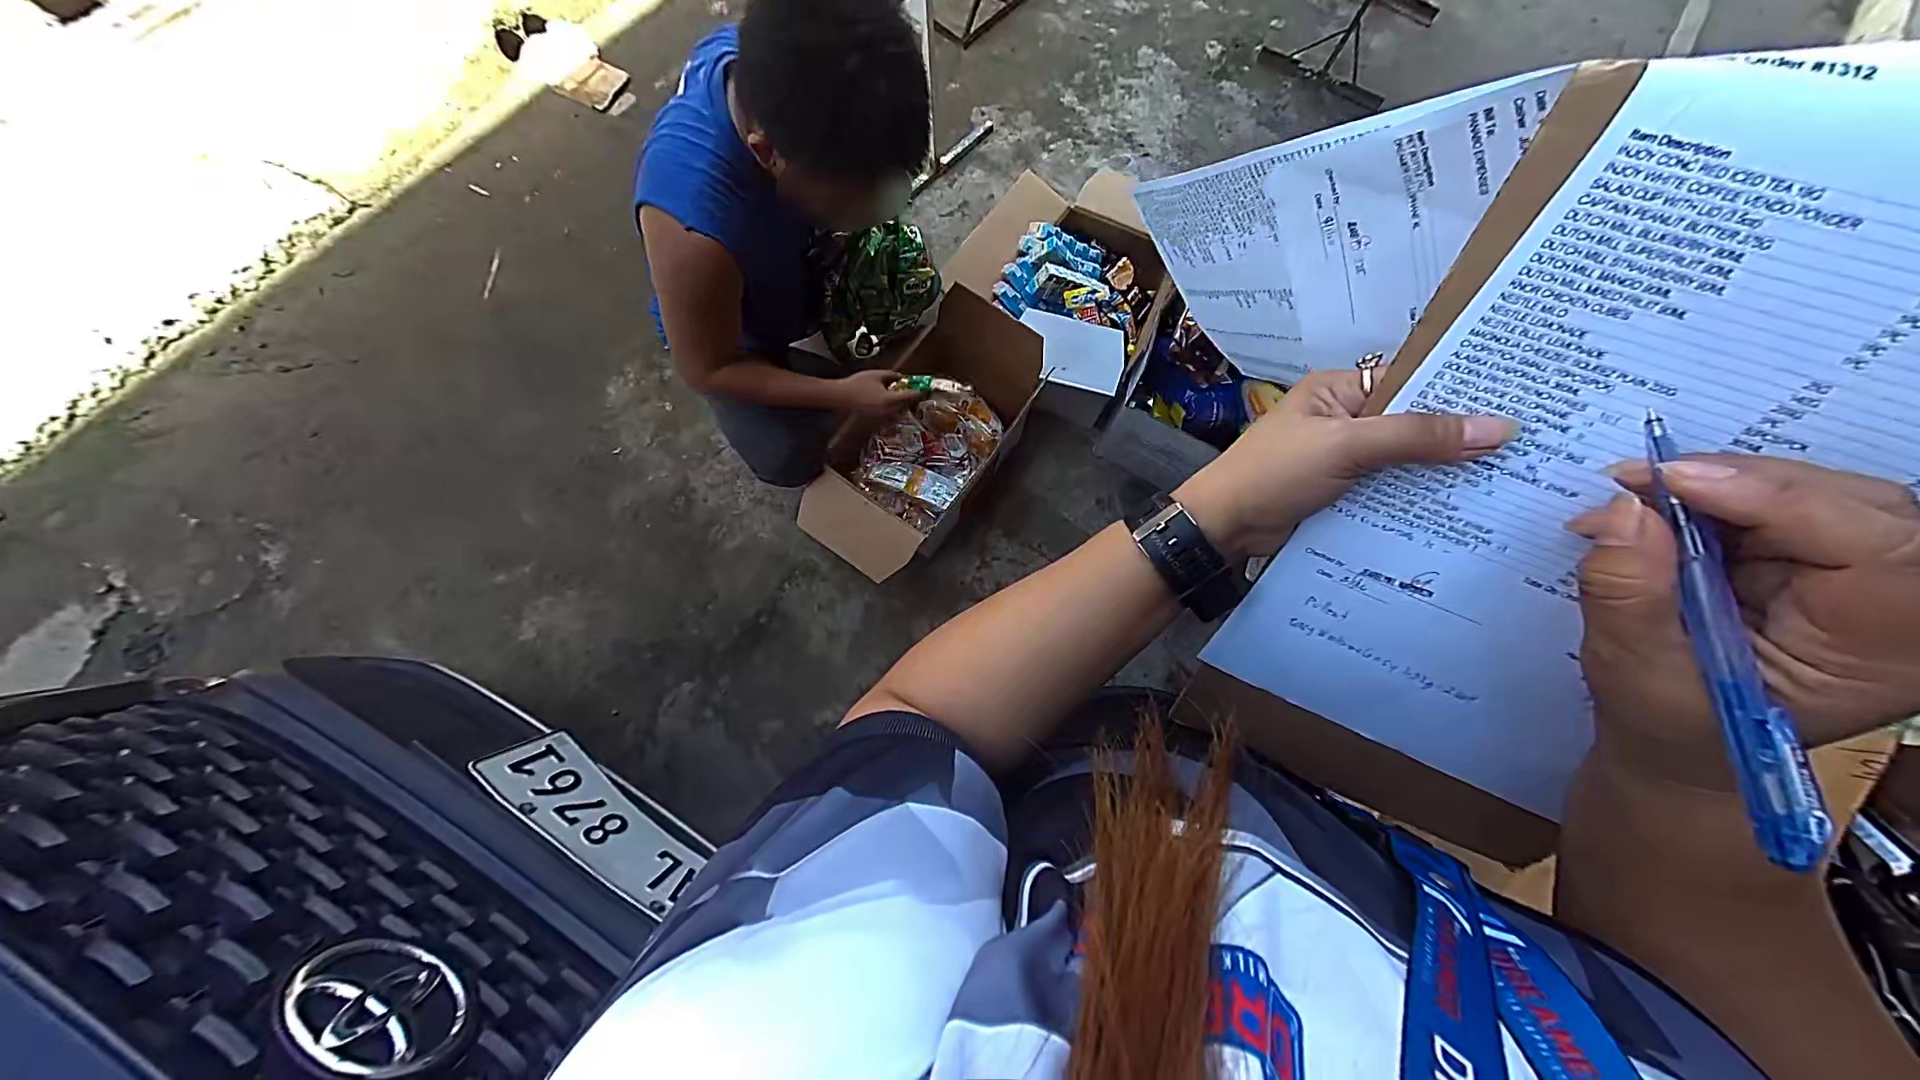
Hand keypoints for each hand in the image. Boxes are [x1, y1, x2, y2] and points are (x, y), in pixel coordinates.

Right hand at [836, 369, 923, 414]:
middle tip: (917, 393)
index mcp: (890, 400)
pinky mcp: (877, 419)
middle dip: (913, 400)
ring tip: (906, 398)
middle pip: (907, 407)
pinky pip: (891, 416)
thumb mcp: (877, 375)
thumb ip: (892, 375)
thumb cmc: (857, 384)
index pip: (911, 396)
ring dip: (904, 407)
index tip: (925, 388)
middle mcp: (889, 411)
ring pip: (900, 413)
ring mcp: (883, 417)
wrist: (841, 396)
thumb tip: (901, 377)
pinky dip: (895, 411)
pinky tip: (893, 404)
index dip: (920, 392)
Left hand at [1172, 369, 1515, 558]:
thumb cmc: (1272, 474)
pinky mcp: (1343, 493)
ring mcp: (1344, 458)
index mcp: (1340, 390)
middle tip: (1539, 446)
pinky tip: (1467, 510)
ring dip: (1445, 473)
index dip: (1466, 390)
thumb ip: (1416, 436)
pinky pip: (1390, 490)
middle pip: (1415, 423)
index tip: (1529, 400)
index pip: (1416, 379)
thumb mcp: (1344, 446)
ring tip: (1520, 480)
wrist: (1223, 526)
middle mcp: (1345, 418)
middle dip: (1463, 437)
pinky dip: (1419, 498)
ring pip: (1406, 461)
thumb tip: (1499, 427)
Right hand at [1567, 455, 1919, 788]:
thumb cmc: (1667, 718)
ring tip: (1638, 494)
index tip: (1670, 480)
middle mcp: (1904, 602)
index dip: (1776, 501)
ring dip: (1724, 484)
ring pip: (1820, 495)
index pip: (1872, 547)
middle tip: (1639, 480)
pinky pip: (1784, 503)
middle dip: (1744, 483)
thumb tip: (1619, 510)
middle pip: (1855, 506)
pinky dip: (1715, 494)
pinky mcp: (1824, 560)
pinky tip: (1662, 504)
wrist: (1683, 739)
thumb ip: (1629, 594)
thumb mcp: (1634, 667)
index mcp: (1885, 647)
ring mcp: (1870, 576)